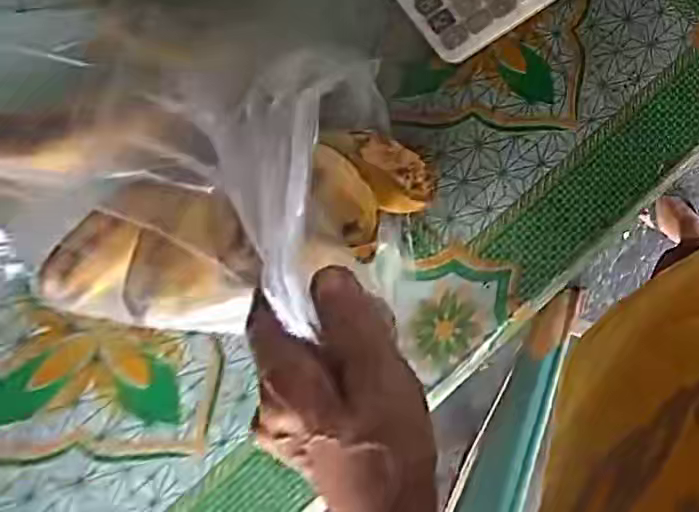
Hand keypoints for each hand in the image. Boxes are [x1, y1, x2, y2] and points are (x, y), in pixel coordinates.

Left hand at [249, 268, 435, 511]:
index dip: (278, 290)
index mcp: (284, 385)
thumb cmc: (389, 429)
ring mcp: (279, 423)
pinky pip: (310, 382)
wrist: (388, 497)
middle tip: (364, 295)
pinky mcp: (300, 432)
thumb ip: (353, 325)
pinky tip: (368, 364)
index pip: (265, 325)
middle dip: (317, 313)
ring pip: (299, 362)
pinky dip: (334, 361)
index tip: (301, 256)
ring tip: (376, 328)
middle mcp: (267, 404)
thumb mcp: (381, 371)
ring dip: (329, 338)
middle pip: (283, 343)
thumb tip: (326, 276)